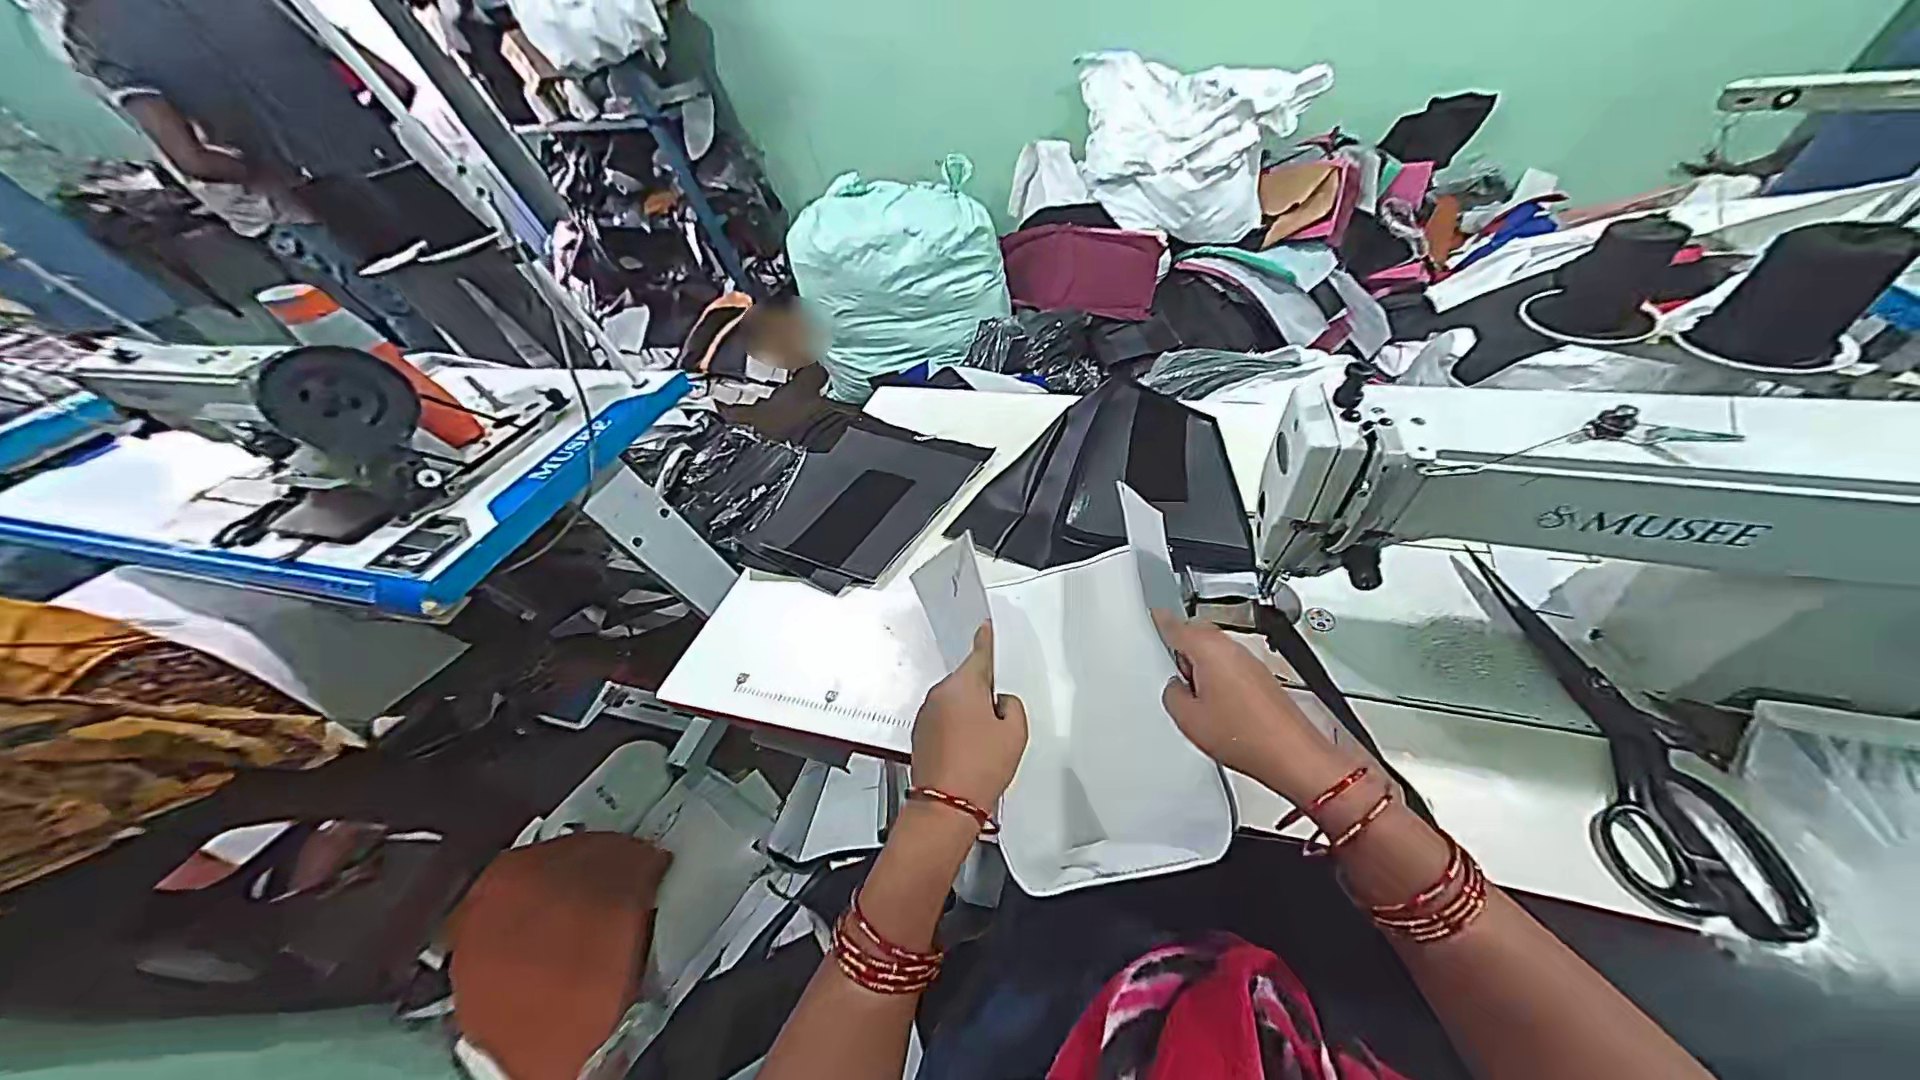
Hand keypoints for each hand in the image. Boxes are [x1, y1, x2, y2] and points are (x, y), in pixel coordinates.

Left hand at [910, 623, 1027, 808]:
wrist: (946, 805)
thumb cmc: (978, 770)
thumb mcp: (1015, 733)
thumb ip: (1012, 706)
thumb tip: (1002, 703)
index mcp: (964, 685)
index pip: (979, 652)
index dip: (986, 639)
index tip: (986, 628)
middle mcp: (941, 694)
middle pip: (968, 680)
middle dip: (983, 694)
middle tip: (999, 721)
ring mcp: (927, 713)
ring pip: (956, 702)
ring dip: (969, 714)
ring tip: (983, 744)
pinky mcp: (921, 732)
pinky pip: (944, 720)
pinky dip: (956, 729)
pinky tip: (969, 751)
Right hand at [1153, 610, 1354, 802]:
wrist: (1292, 757)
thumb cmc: (1249, 737)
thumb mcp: (1187, 718)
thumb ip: (1170, 692)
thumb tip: (1175, 687)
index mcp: (1208, 648)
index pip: (1174, 624)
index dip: (1159, 622)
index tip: (1153, 618)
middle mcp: (1232, 648)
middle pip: (1196, 634)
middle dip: (1181, 650)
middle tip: (1174, 677)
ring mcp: (1249, 660)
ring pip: (1214, 651)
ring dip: (1201, 667)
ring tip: (1201, 702)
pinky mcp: (1261, 675)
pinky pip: (1230, 666)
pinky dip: (1219, 678)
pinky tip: (1220, 707)